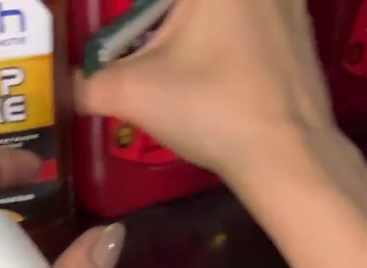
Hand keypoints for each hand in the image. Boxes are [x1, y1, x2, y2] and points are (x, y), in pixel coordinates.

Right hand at [76, 0, 338, 185]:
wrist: (286, 153)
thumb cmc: (211, 109)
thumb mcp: (135, 95)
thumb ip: (90, 85)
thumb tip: (67, 87)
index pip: (149, 2)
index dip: (133, 19)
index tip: (125, 46)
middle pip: (181, 8)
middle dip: (158, 23)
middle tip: (140, 47)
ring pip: (220, 12)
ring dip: (196, 28)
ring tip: (180, 63)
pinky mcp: (299, 25)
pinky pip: (250, 16)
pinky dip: (227, 34)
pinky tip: (219, 70)